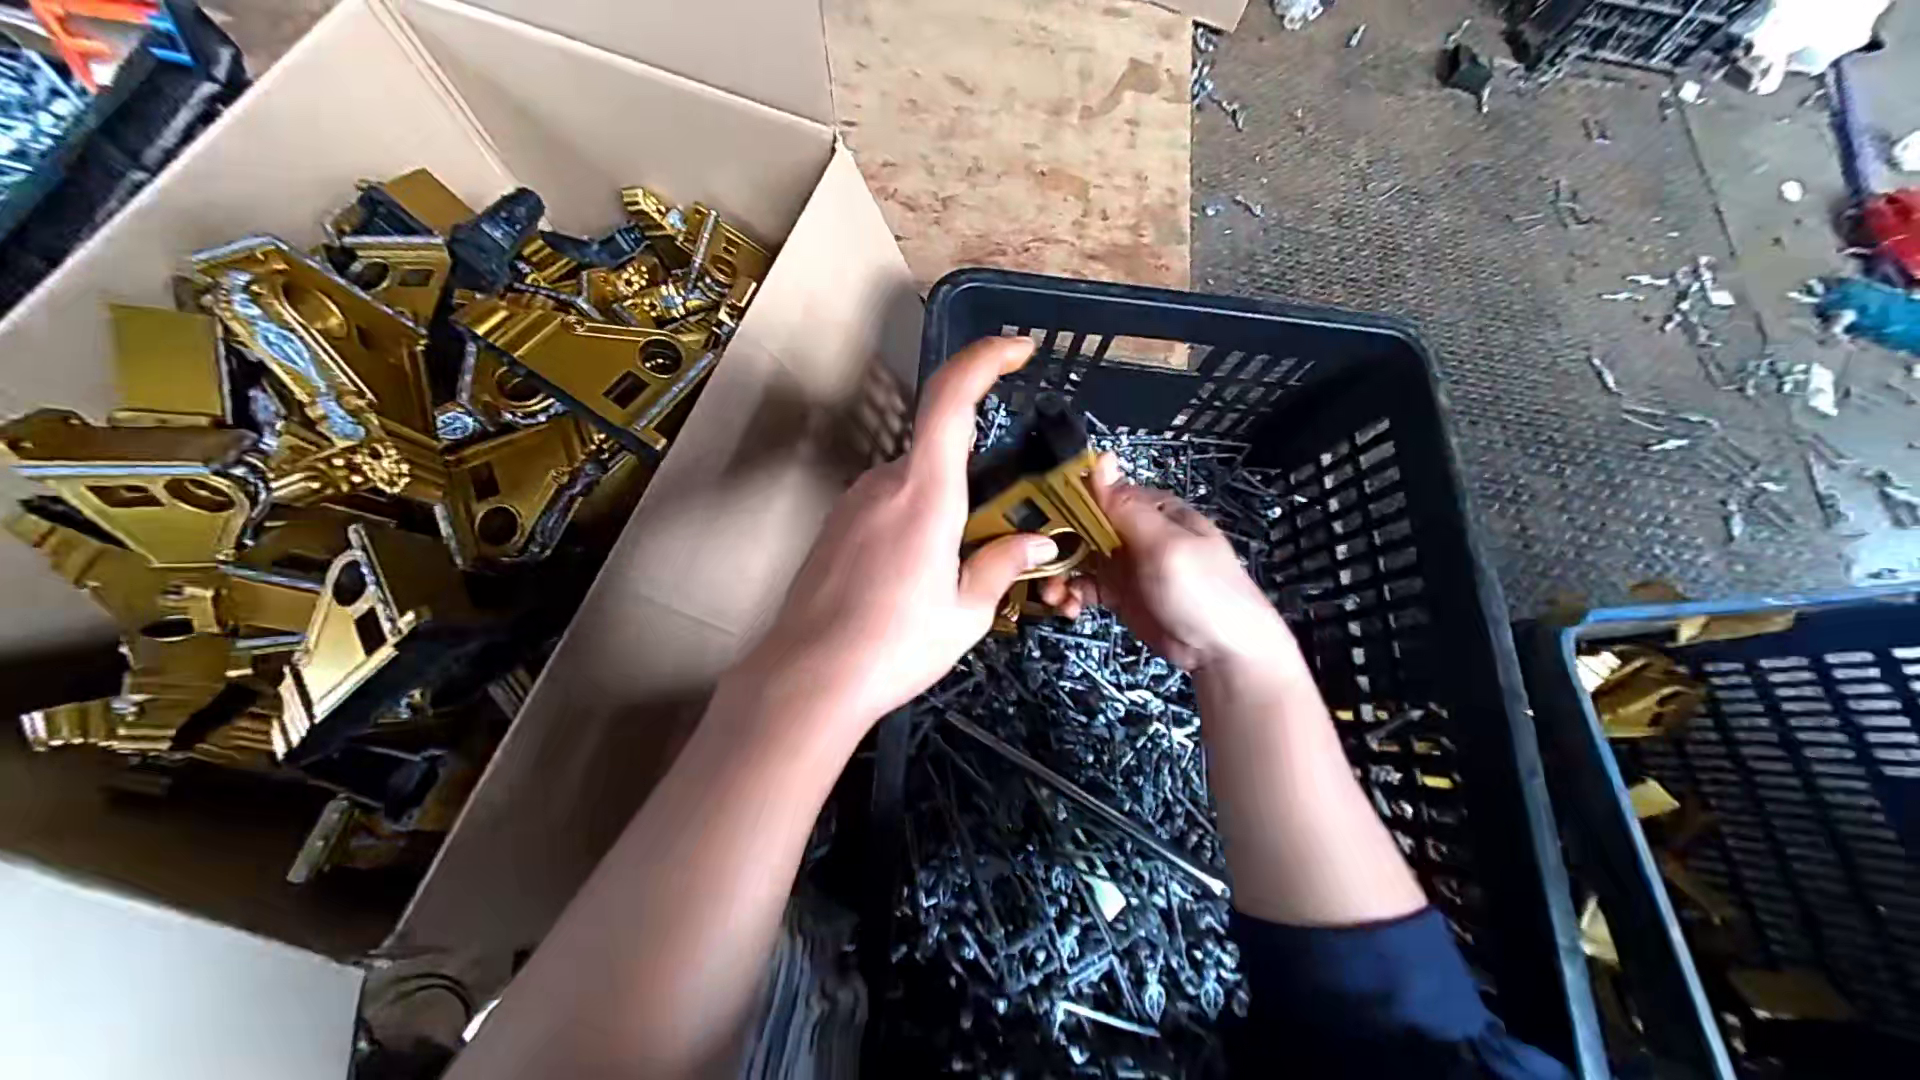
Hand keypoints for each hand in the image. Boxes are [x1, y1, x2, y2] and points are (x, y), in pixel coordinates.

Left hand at [732, 336, 1060, 728]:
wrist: (807, 677)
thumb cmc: (894, 647)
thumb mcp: (964, 613)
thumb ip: (1000, 566)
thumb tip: (1036, 542)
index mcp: (926, 494)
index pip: (951, 400)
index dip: (985, 360)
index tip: (1018, 350)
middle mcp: (885, 482)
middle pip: (940, 452)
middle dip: (975, 482)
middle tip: (994, 538)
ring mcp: (853, 501)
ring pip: (915, 483)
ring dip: (943, 509)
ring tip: (949, 574)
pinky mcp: (836, 524)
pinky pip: (888, 504)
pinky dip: (914, 522)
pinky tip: (912, 577)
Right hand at [1039, 454, 1295, 672]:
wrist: (1223, 654)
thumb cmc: (1204, 591)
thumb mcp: (1166, 545)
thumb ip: (1128, 507)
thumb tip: (1103, 459)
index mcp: (1152, 511)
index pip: (1101, 494)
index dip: (1067, 505)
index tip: (1039, 520)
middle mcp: (1136, 533)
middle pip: (1083, 528)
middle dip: (1057, 546)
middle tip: (1041, 566)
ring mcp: (1126, 564)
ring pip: (1079, 559)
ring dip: (1060, 574)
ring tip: (1055, 597)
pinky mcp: (1120, 593)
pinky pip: (1086, 586)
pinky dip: (1072, 595)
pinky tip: (1068, 608)